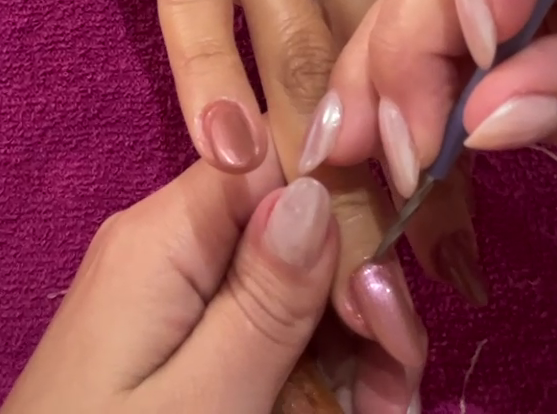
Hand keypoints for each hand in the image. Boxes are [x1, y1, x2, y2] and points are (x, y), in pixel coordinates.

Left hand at [2, 154, 423, 413]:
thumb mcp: (202, 402)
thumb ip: (262, 299)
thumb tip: (313, 186)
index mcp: (161, 236)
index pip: (265, 165)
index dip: (336, 212)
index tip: (377, 300)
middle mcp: (163, 242)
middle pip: (283, 228)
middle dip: (351, 296)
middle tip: (395, 388)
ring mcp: (167, 286)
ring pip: (282, 282)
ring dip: (345, 344)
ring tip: (383, 409)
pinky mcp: (174, 330)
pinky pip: (254, 322)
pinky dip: (308, 364)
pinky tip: (348, 407)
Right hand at [63, 0, 482, 354]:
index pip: (442, 43)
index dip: (458, 150)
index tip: (468, 252)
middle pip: (382, 69)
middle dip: (401, 193)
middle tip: (413, 308)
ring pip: (301, 55)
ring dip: (321, 164)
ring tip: (334, 272)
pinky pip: (202, 12)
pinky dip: (214, 82)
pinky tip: (229, 156)